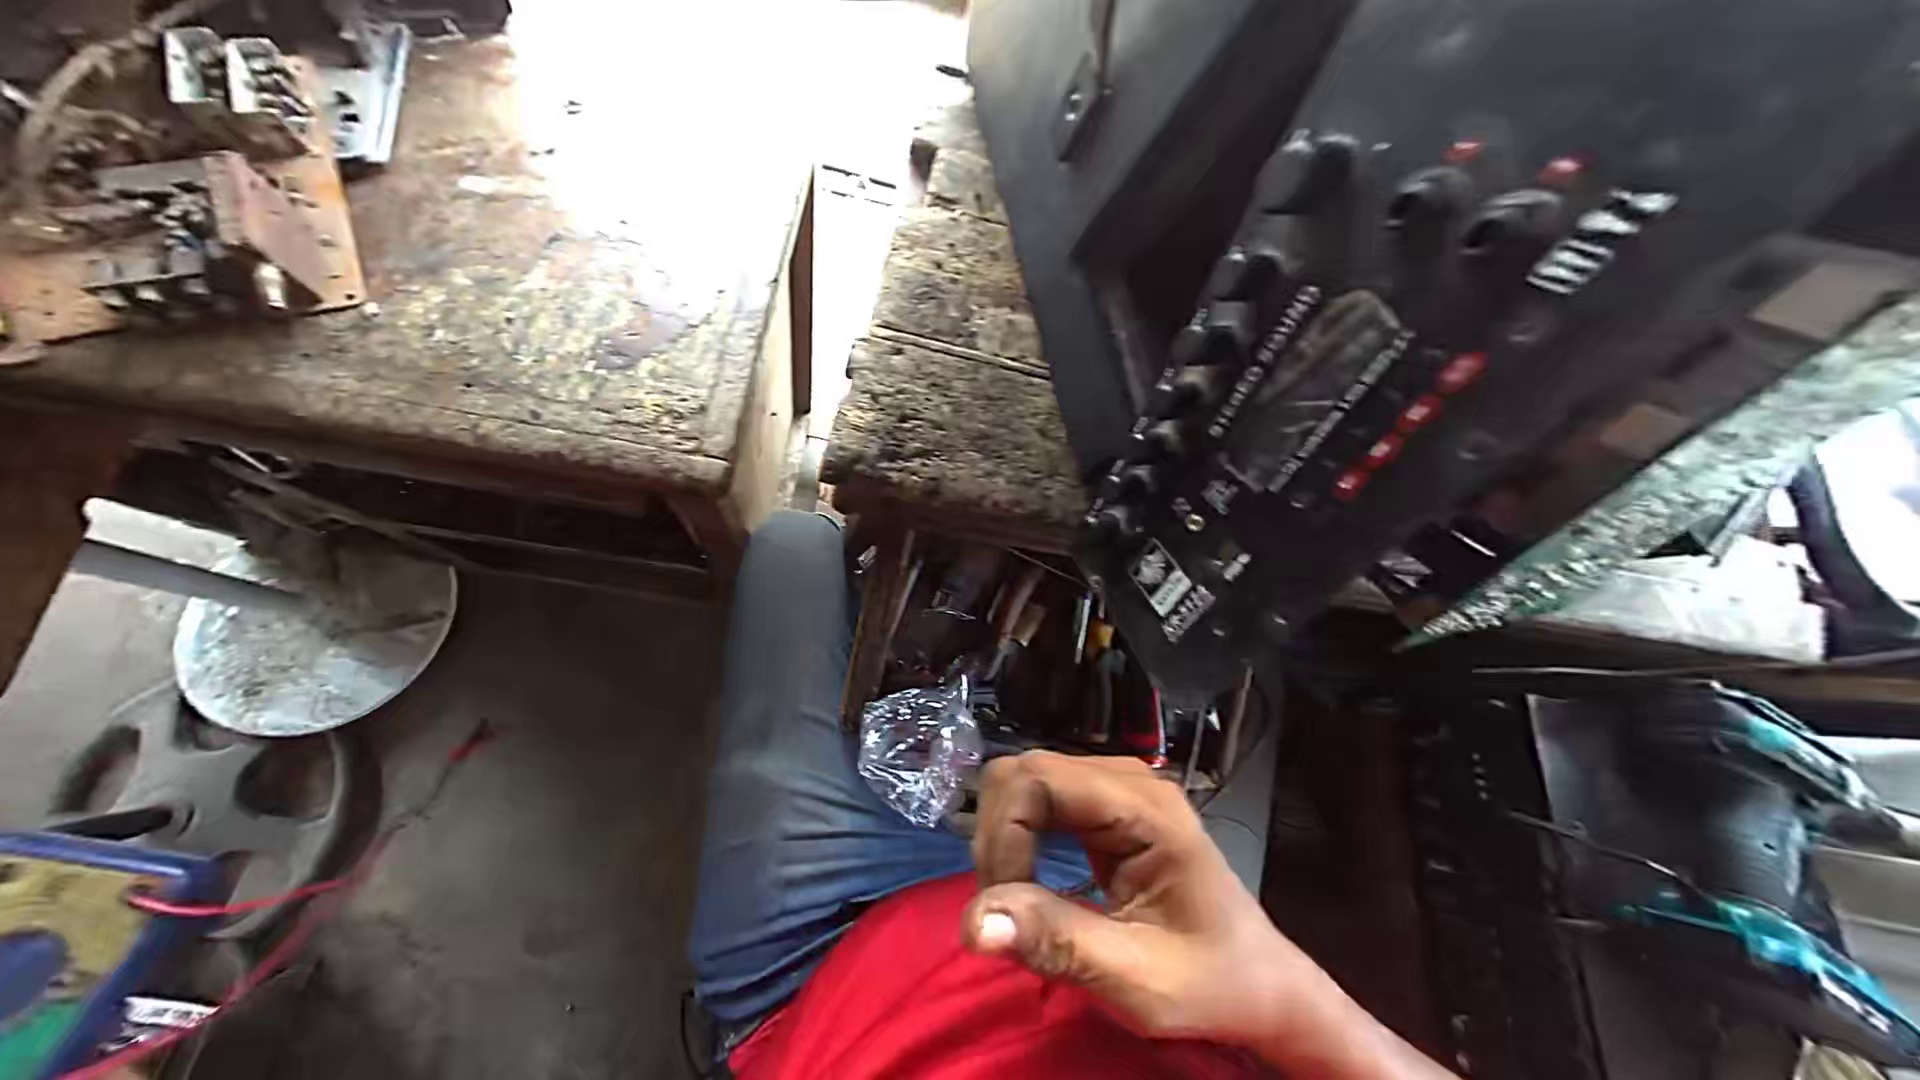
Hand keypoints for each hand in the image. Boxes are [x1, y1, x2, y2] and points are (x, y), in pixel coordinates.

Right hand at [961, 751, 1453, 1079]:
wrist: (1260, 981)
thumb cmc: (1212, 983)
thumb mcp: (1139, 982)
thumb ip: (1058, 944)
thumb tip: (973, 922)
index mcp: (1146, 807)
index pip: (1038, 779)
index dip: (1004, 835)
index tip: (1005, 905)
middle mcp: (1126, 777)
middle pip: (1023, 771)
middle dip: (997, 836)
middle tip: (1008, 905)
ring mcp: (1115, 785)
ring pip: (1022, 779)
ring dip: (1002, 836)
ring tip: (1018, 898)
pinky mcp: (1103, 801)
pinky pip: (1038, 796)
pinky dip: (1017, 834)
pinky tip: (1029, 877)